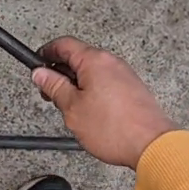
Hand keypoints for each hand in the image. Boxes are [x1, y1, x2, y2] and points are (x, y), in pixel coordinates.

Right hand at [31, 37, 177, 167]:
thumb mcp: (72, 108)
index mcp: (94, 61)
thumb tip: (40, 74)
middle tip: (49, 93)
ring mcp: (124, 75)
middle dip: (60, 72)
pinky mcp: (132, 89)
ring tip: (69, 107)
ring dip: (76, 84)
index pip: (64, 44)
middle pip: (79, 57)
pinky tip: (89, 112)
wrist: (151, 145)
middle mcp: (111, 62)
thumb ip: (54, 87)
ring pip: (92, 71)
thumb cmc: (114, 128)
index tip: (37, 65)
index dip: (46, 53)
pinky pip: (106, 82)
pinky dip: (93, 90)